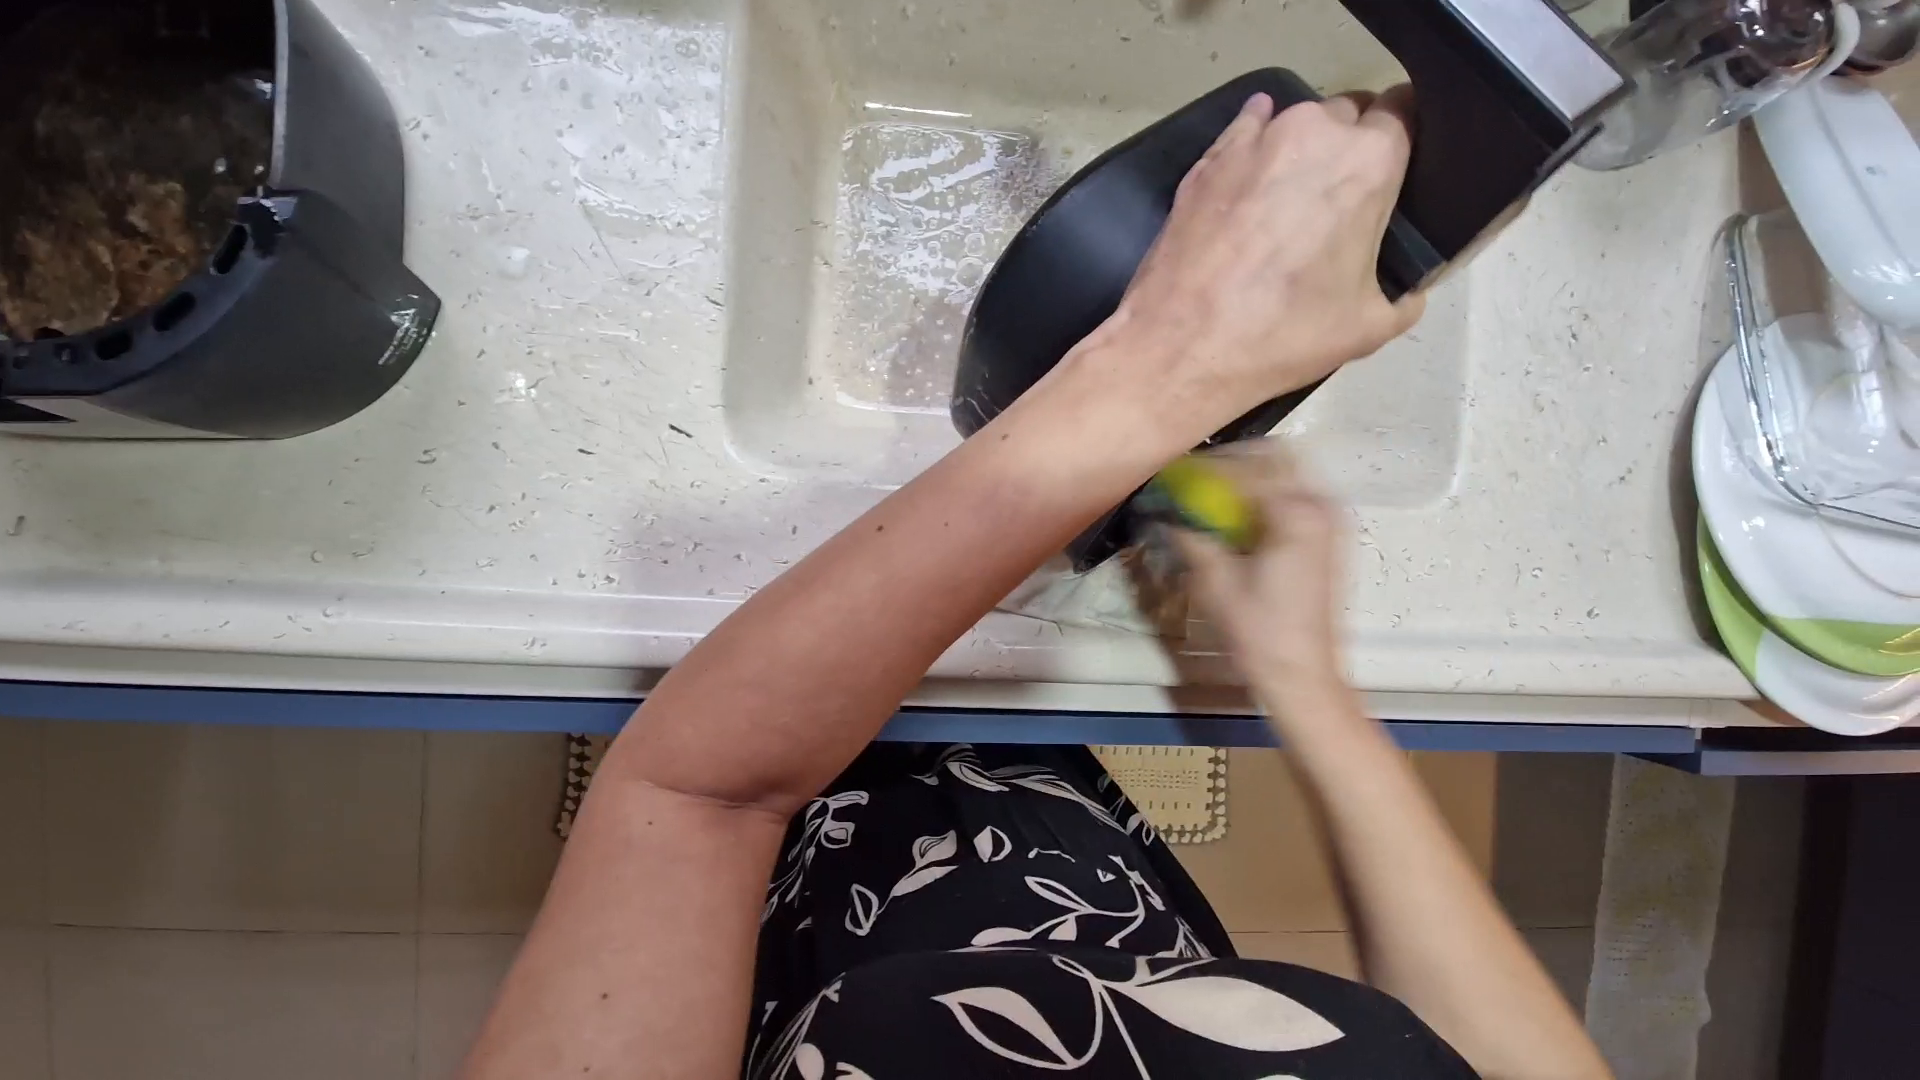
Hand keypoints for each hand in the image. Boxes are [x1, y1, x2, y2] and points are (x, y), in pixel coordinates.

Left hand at [1101, 89, 1425, 438]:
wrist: (1181, 349)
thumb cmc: (1280, 337)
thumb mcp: (1368, 328)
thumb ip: (1404, 295)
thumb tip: (1408, 290)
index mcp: (1369, 160)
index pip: (1404, 112)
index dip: (1400, 140)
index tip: (1391, 172)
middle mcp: (1312, 133)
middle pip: (1346, 116)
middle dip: (1347, 146)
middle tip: (1336, 200)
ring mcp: (1251, 143)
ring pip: (1292, 123)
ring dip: (1298, 149)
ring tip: (1287, 199)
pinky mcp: (1204, 164)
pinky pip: (1240, 136)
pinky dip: (1250, 148)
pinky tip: (1249, 177)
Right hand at [1173, 451, 1348, 695]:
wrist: (1302, 672)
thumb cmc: (1259, 631)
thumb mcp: (1214, 581)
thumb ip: (1190, 534)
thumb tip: (1164, 509)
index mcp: (1295, 512)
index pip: (1244, 466)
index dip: (1205, 468)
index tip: (1177, 475)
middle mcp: (1321, 506)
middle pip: (1275, 457)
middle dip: (1233, 463)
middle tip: (1198, 481)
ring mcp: (1331, 521)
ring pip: (1288, 473)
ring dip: (1250, 478)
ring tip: (1214, 499)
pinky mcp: (1329, 537)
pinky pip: (1295, 496)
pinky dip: (1266, 497)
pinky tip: (1239, 520)